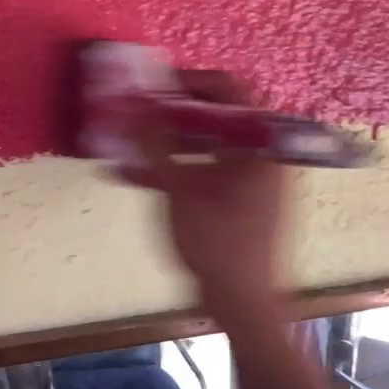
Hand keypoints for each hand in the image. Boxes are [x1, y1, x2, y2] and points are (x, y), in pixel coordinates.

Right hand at [118, 70, 293, 302]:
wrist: (246, 307)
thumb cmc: (218, 248)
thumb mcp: (178, 190)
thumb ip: (154, 142)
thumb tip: (133, 102)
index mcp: (262, 143)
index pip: (229, 87)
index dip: (187, 81)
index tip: (151, 88)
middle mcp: (264, 153)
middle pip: (214, 114)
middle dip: (168, 112)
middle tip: (133, 113)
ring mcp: (254, 177)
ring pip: (205, 143)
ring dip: (165, 141)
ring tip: (124, 145)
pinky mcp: (242, 198)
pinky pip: (206, 168)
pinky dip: (176, 166)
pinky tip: (135, 174)